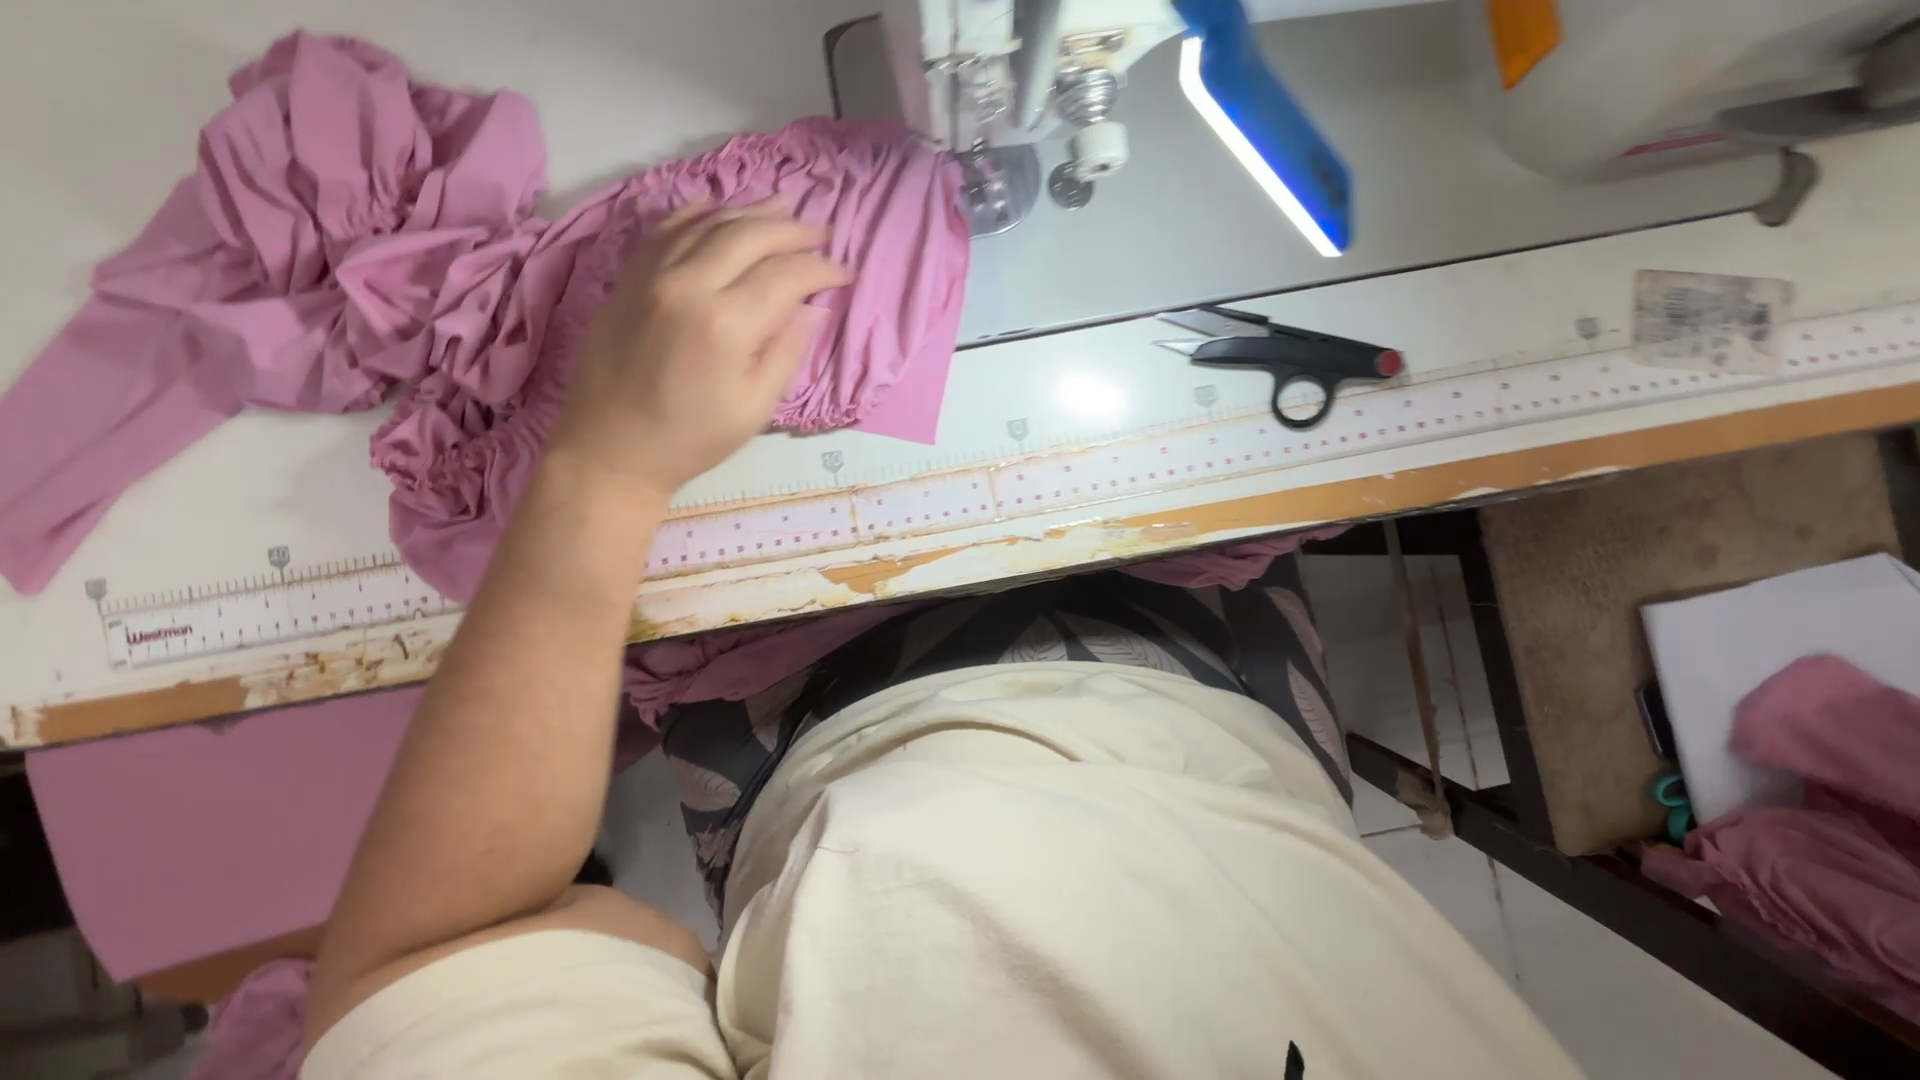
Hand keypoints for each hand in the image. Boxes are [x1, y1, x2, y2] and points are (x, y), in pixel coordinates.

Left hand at [548, 197, 851, 502]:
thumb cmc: (690, 440)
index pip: (786, 275)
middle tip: (822, 234)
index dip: (821, 269)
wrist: (610, 449)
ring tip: (784, 208)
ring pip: (710, 222)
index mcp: (726, 325)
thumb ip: (786, 352)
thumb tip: (812, 309)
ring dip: (752, 213)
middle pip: (750, 235)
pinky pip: (668, 228)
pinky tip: (721, 212)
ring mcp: (652, 275)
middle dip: (793, 231)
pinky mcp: (629, 278)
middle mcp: (688, 285)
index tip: (844, 274)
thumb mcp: (753, 409)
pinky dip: (701, 214)